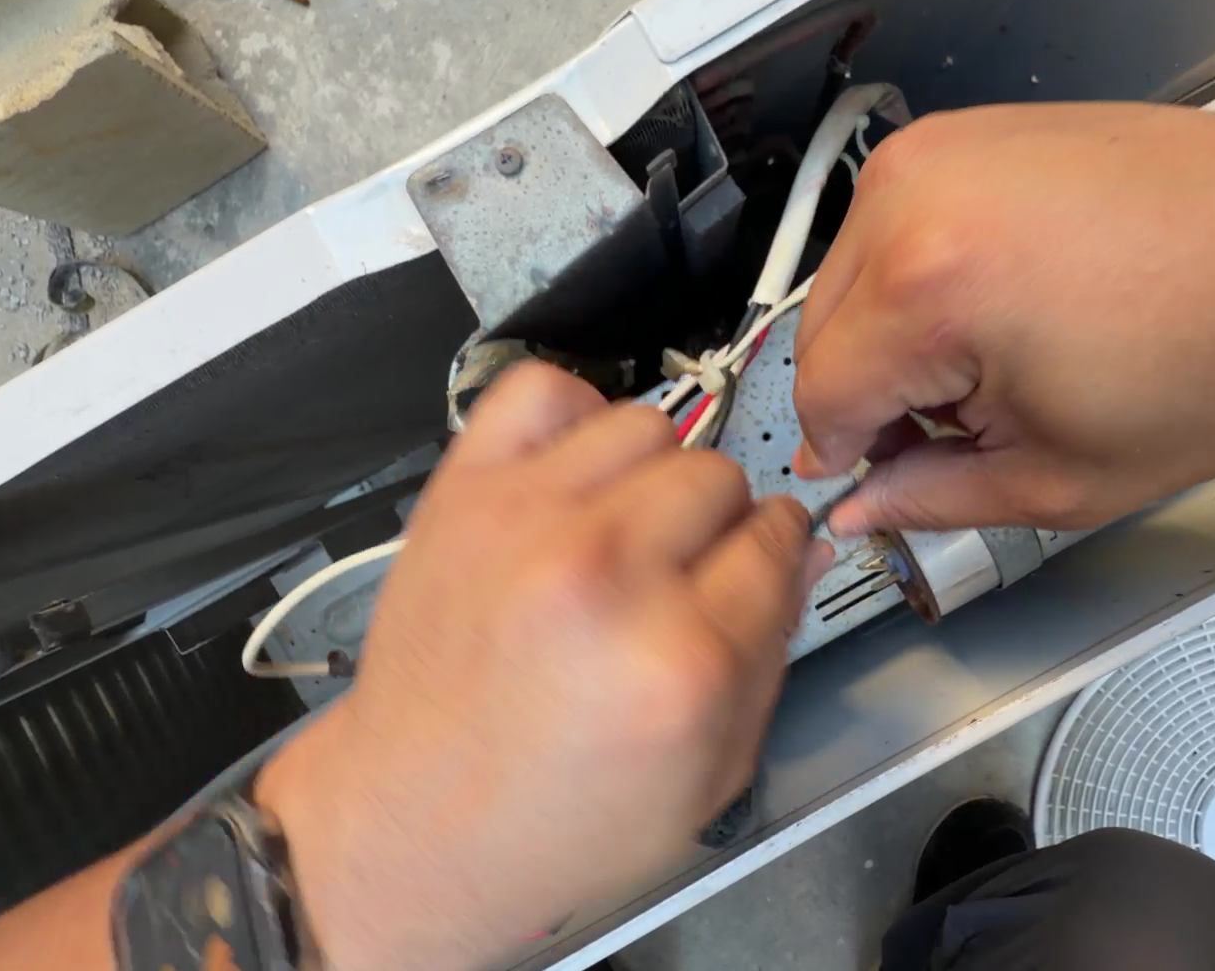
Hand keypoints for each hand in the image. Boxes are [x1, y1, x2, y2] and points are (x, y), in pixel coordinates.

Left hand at [256, 364, 828, 969]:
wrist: (410, 825)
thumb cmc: (565, 822)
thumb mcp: (711, 775)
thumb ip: (775, 650)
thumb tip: (805, 547)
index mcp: (682, 661)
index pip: (778, 538)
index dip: (777, 552)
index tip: (755, 565)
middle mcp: (606, 572)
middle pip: (718, 477)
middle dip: (718, 522)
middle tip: (680, 567)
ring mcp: (526, 519)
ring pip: (648, 424)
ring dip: (653, 474)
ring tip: (625, 524)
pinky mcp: (462, 493)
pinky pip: (541, 389)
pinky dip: (571, 415)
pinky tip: (572, 473)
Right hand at [792, 103, 1214, 534]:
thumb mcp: (1057, 480)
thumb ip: (926, 501)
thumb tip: (860, 507)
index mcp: (933, 285)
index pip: (819, 394)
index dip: (843, 452)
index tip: (872, 471)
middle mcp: (919, 195)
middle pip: (819, 336)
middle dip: (866, 397)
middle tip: (942, 429)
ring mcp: (937, 152)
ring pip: (845, 286)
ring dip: (887, 341)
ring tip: (982, 364)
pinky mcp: (961, 137)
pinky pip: (884, 235)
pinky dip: (911, 284)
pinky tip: (990, 306)